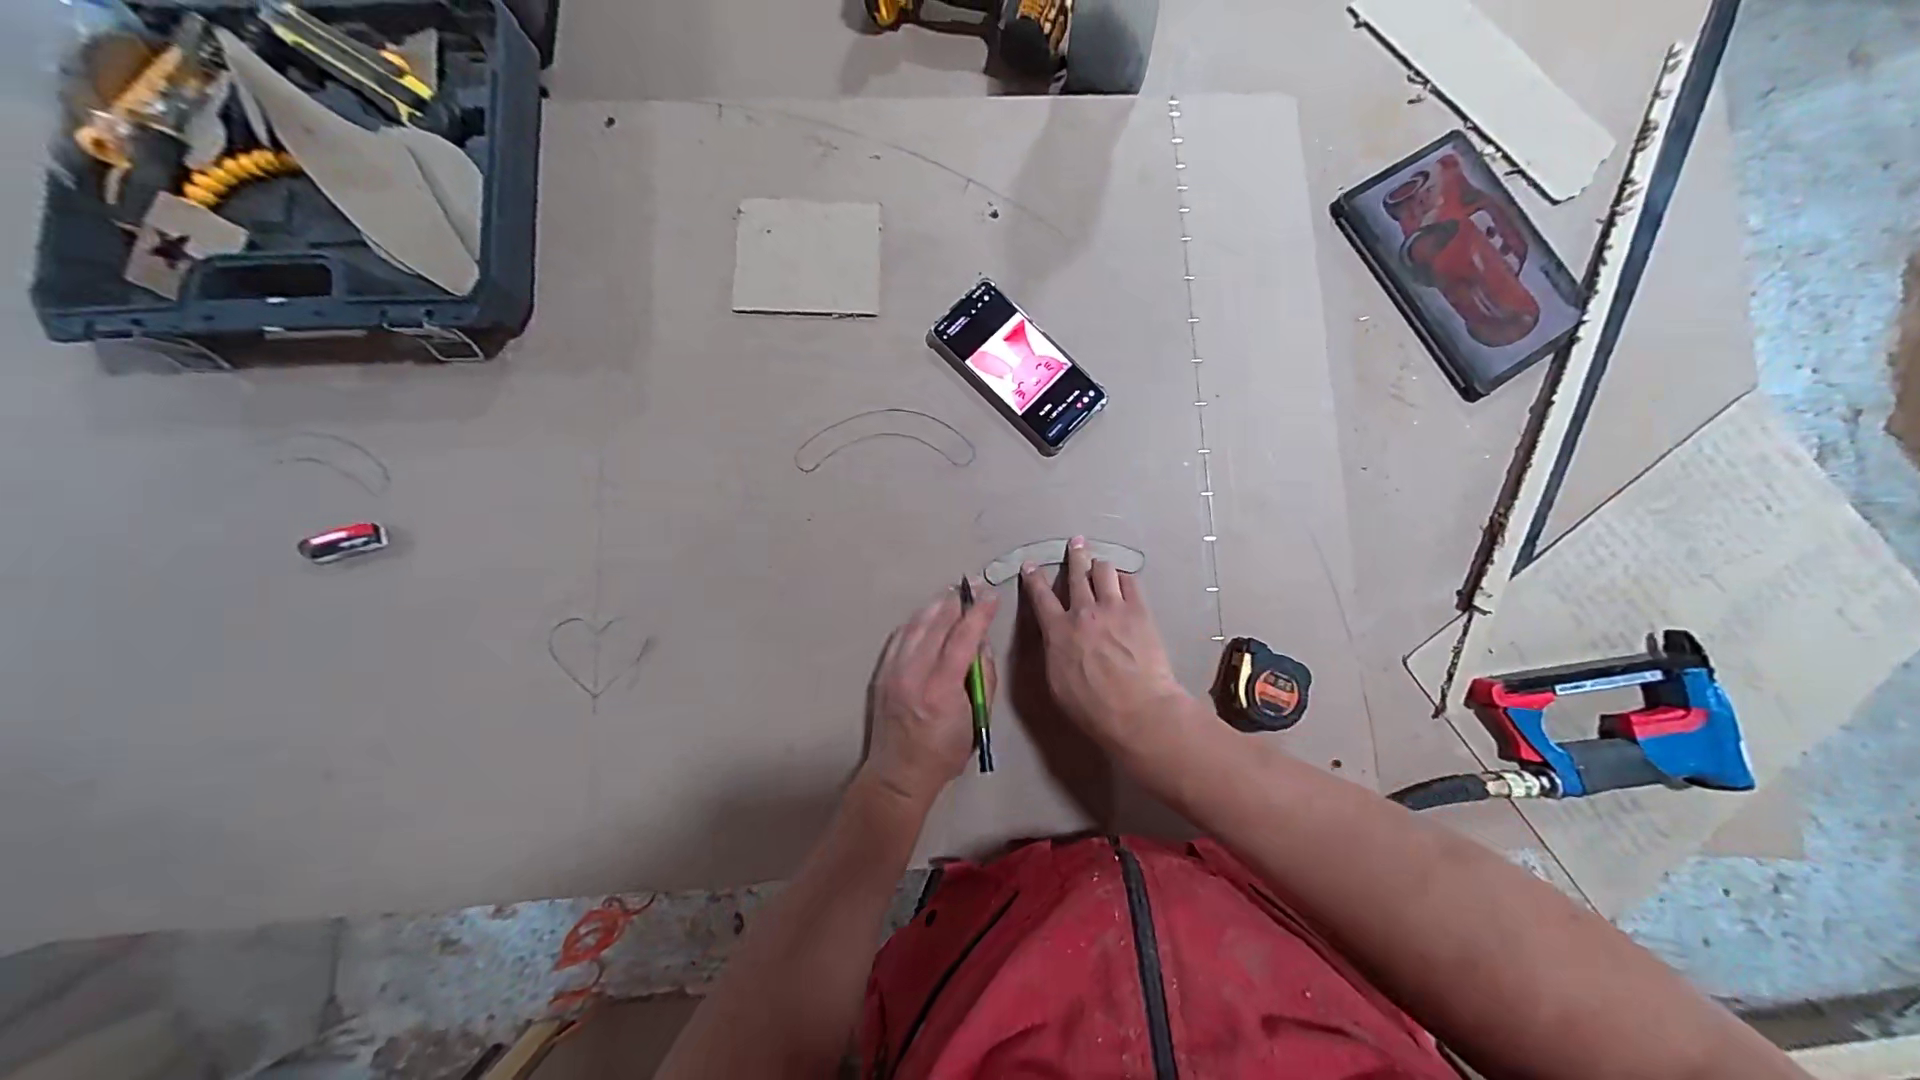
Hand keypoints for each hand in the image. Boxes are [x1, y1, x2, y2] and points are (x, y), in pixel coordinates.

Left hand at [863, 584, 999, 805]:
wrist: (898, 774)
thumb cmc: (944, 754)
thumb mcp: (977, 720)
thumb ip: (983, 678)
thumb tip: (981, 643)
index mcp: (941, 688)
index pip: (963, 637)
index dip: (979, 613)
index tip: (991, 596)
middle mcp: (913, 674)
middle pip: (936, 624)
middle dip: (958, 603)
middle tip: (973, 587)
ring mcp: (893, 672)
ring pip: (915, 626)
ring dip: (935, 606)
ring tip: (951, 594)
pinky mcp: (881, 674)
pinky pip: (899, 637)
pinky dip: (915, 622)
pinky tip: (926, 616)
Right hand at [1021, 536, 1190, 748]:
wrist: (1137, 709)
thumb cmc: (1092, 707)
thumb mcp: (1056, 683)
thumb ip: (1054, 653)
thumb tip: (1056, 641)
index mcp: (1058, 631)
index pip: (1040, 596)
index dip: (1034, 578)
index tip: (1031, 565)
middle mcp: (1083, 612)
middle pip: (1077, 574)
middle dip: (1075, 555)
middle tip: (1076, 542)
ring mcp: (1114, 608)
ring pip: (1104, 571)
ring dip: (1100, 564)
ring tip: (1101, 560)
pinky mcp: (1140, 611)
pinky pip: (1130, 582)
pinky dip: (1124, 577)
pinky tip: (1124, 578)